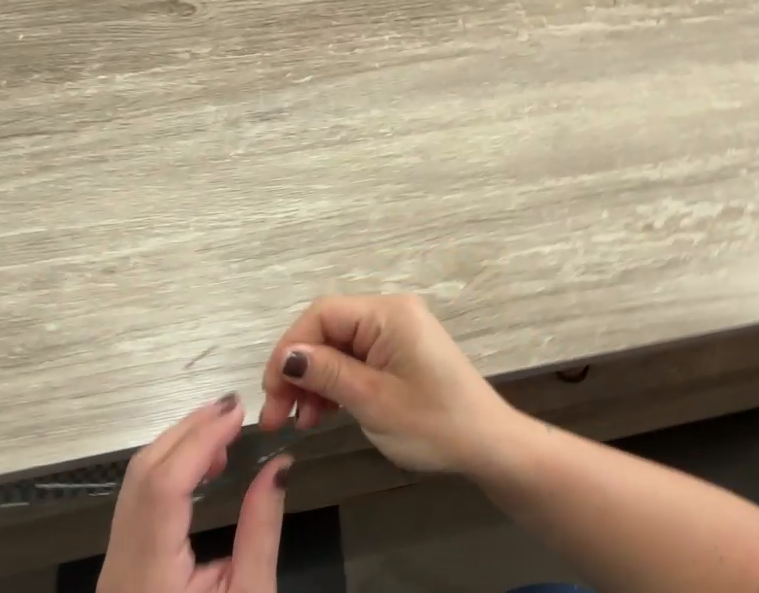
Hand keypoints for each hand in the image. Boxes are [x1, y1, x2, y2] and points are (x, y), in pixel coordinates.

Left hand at [98, 395, 290, 592]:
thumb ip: (261, 528)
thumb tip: (279, 464)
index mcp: (149, 575)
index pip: (164, 486)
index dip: (200, 439)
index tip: (238, 411)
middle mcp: (120, 565)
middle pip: (141, 474)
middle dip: (188, 430)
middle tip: (235, 408)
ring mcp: (113, 566)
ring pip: (134, 484)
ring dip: (177, 446)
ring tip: (225, 431)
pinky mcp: (120, 568)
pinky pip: (137, 501)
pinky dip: (169, 469)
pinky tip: (202, 465)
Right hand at [259, 295, 518, 473]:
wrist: (488, 443)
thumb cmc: (432, 422)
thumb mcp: (372, 400)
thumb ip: (327, 373)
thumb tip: (287, 355)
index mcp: (388, 314)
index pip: (322, 314)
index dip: (289, 348)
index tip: (271, 393)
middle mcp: (392, 314)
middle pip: (328, 330)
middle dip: (298, 370)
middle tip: (278, 418)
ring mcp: (398, 333)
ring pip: (338, 347)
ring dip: (314, 381)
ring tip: (303, 422)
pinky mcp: (401, 354)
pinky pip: (356, 359)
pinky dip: (336, 384)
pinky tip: (324, 413)